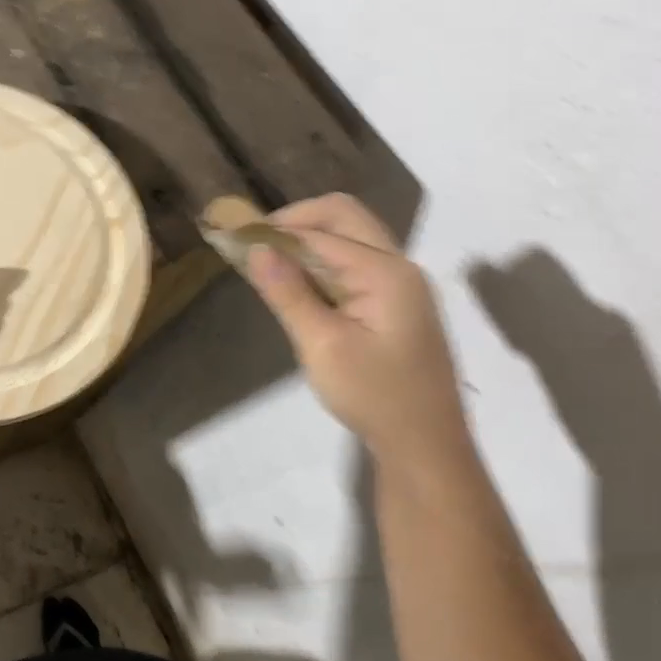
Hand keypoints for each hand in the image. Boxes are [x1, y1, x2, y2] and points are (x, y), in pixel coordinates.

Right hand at [241, 193, 469, 467]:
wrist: (426, 445)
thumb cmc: (374, 396)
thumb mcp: (322, 346)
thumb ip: (288, 293)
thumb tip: (255, 247)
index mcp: (385, 272)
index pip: (320, 231)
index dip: (275, 230)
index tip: (234, 238)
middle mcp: (399, 266)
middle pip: (344, 215)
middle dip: (295, 220)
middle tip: (255, 243)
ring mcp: (402, 283)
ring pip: (351, 235)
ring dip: (309, 239)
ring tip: (269, 262)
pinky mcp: (397, 301)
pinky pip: (357, 260)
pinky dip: (323, 259)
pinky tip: (299, 283)